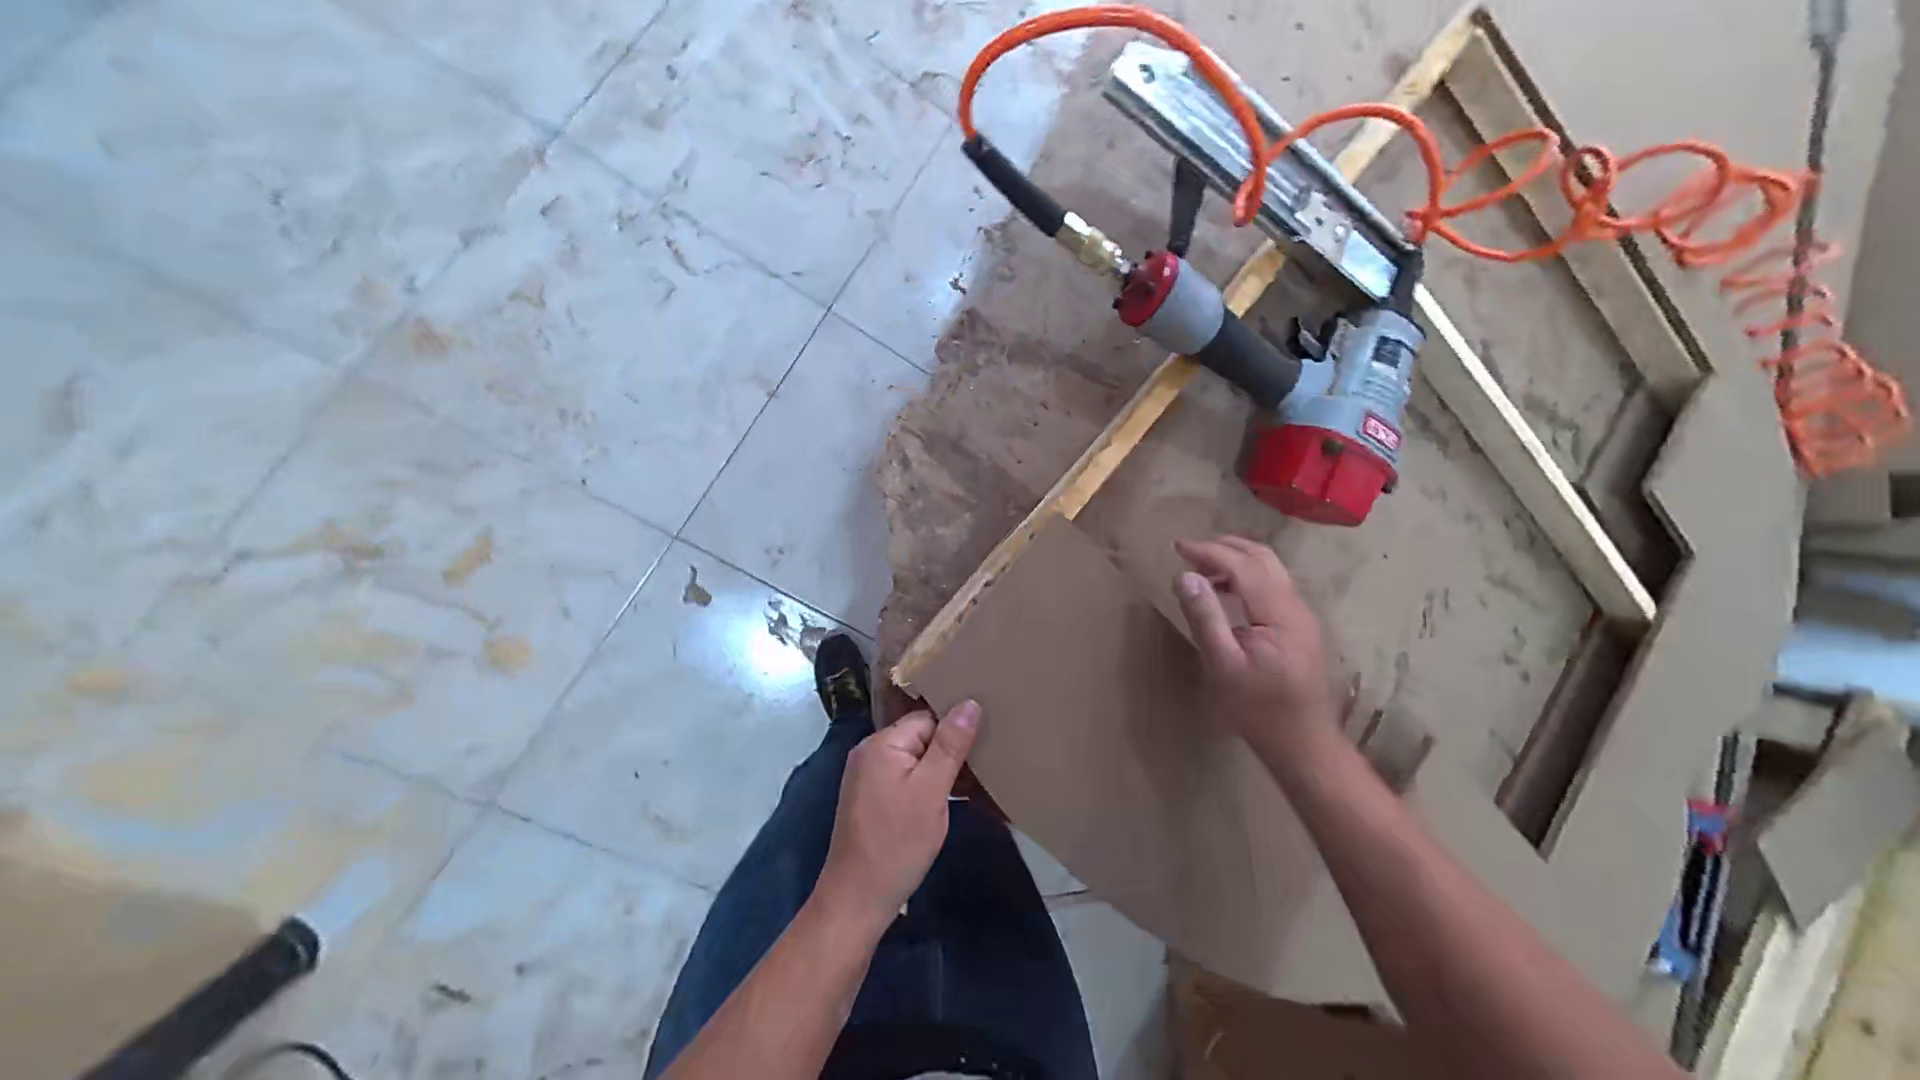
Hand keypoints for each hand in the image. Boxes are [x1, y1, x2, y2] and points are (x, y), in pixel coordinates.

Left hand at [816, 701, 981, 923]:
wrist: (858, 899)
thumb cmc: (897, 843)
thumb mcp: (931, 790)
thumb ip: (951, 745)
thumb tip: (970, 702)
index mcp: (881, 743)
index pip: (928, 718)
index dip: (956, 730)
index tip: (987, 741)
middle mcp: (870, 753)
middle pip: (921, 736)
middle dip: (951, 750)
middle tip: (986, 764)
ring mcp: (869, 777)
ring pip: (916, 760)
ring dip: (942, 771)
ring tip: (974, 784)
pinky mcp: (872, 799)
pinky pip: (907, 779)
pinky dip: (928, 787)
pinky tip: (949, 801)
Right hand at [1173, 537, 1337, 746]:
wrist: (1304, 744)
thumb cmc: (1260, 711)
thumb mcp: (1223, 666)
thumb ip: (1205, 618)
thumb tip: (1186, 576)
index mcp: (1281, 615)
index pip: (1244, 566)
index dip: (1209, 551)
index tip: (1177, 546)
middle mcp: (1297, 608)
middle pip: (1263, 558)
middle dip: (1224, 547)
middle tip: (1187, 551)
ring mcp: (1302, 617)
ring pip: (1270, 569)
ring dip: (1235, 560)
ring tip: (1200, 568)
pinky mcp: (1298, 627)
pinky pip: (1271, 586)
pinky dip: (1244, 577)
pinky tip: (1222, 592)